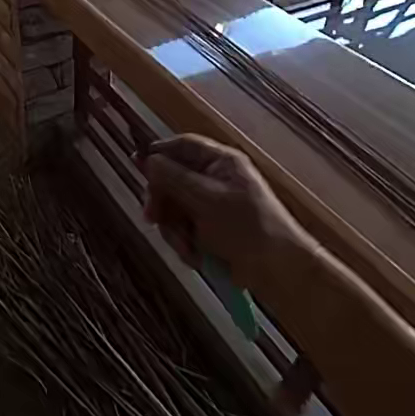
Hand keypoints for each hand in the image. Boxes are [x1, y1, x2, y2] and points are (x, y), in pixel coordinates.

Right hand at [140, 134, 311, 287]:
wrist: (277, 269)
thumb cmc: (247, 226)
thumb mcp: (207, 199)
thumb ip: (174, 179)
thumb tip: (149, 160)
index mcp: (221, 163)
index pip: (184, 146)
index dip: (160, 152)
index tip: (137, 164)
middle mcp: (214, 180)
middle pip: (172, 180)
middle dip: (163, 202)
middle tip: (153, 218)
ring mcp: (211, 206)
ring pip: (174, 209)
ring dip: (175, 230)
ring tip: (188, 247)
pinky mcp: (209, 230)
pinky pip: (184, 230)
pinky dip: (185, 244)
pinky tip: (196, 256)